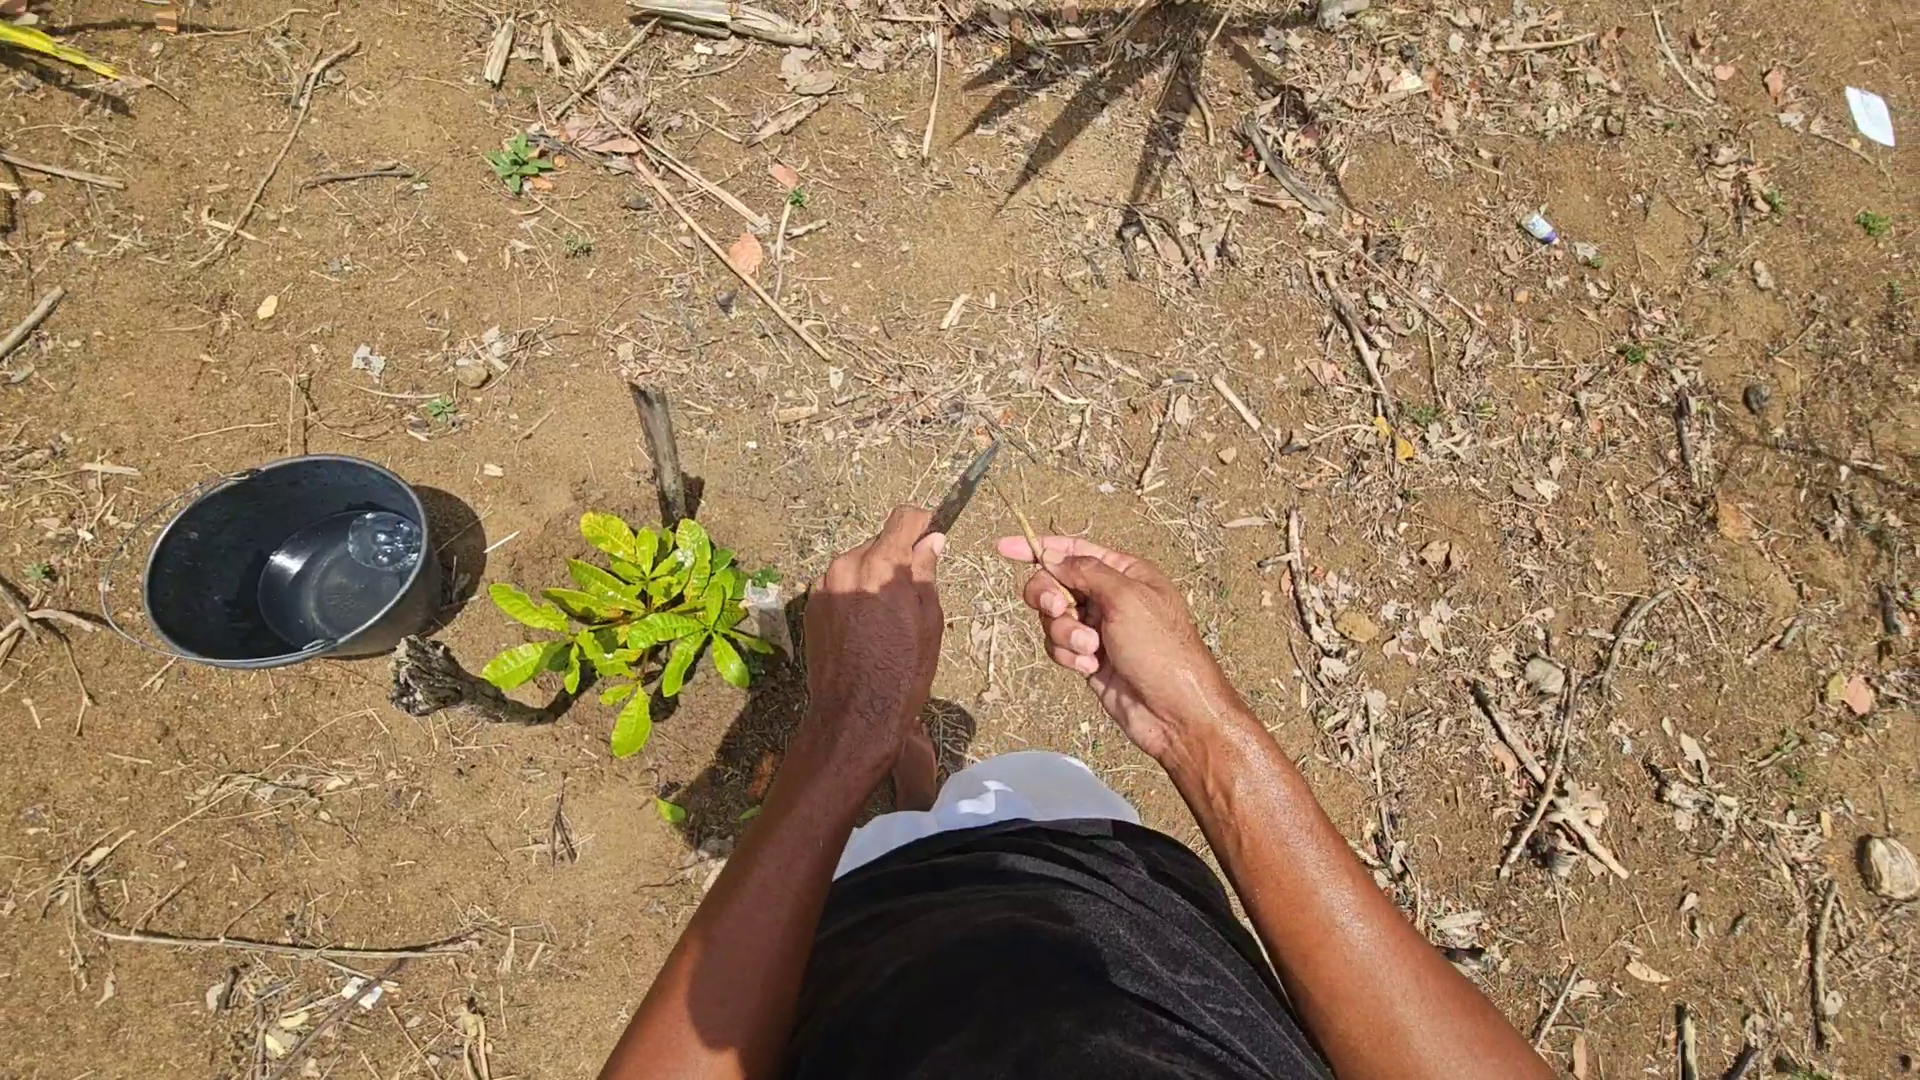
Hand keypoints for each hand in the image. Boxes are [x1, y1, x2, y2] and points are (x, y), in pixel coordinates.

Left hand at [803, 507, 944, 776]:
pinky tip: (864, 627)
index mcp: (881, 565)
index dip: (923, 523)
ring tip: (886, 618)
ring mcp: (824, 585)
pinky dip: (853, 594)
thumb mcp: (929, 621)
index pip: (903, 518)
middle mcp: (847, 566)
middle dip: (897, 558)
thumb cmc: (902, 672)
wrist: (856, 715)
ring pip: (857, 564)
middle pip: (879, 543)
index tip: (932, 534)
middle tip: (912, 593)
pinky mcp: (811, 605)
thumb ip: (926, 573)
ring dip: (873, 577)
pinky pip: (839, 585)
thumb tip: (931, 541)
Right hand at [996, 535, 1244, 763]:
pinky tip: (1092, 668)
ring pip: (1052, 619)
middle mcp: (1108, 597)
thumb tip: (1053, 556)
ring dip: (1065, 634)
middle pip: (1053, 583)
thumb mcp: (1127, 598)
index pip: (1073, 550)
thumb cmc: (1162, 649)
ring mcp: (1096, 629)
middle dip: (1049, 597)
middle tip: (1058, 608)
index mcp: (1123, 573)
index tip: (1005, 546)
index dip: (1038, 547)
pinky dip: (1069, 656)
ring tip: (1091, 651)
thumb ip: (1086, 571)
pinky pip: (1058, 647)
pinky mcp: (1087, 658)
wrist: (1174, 712)